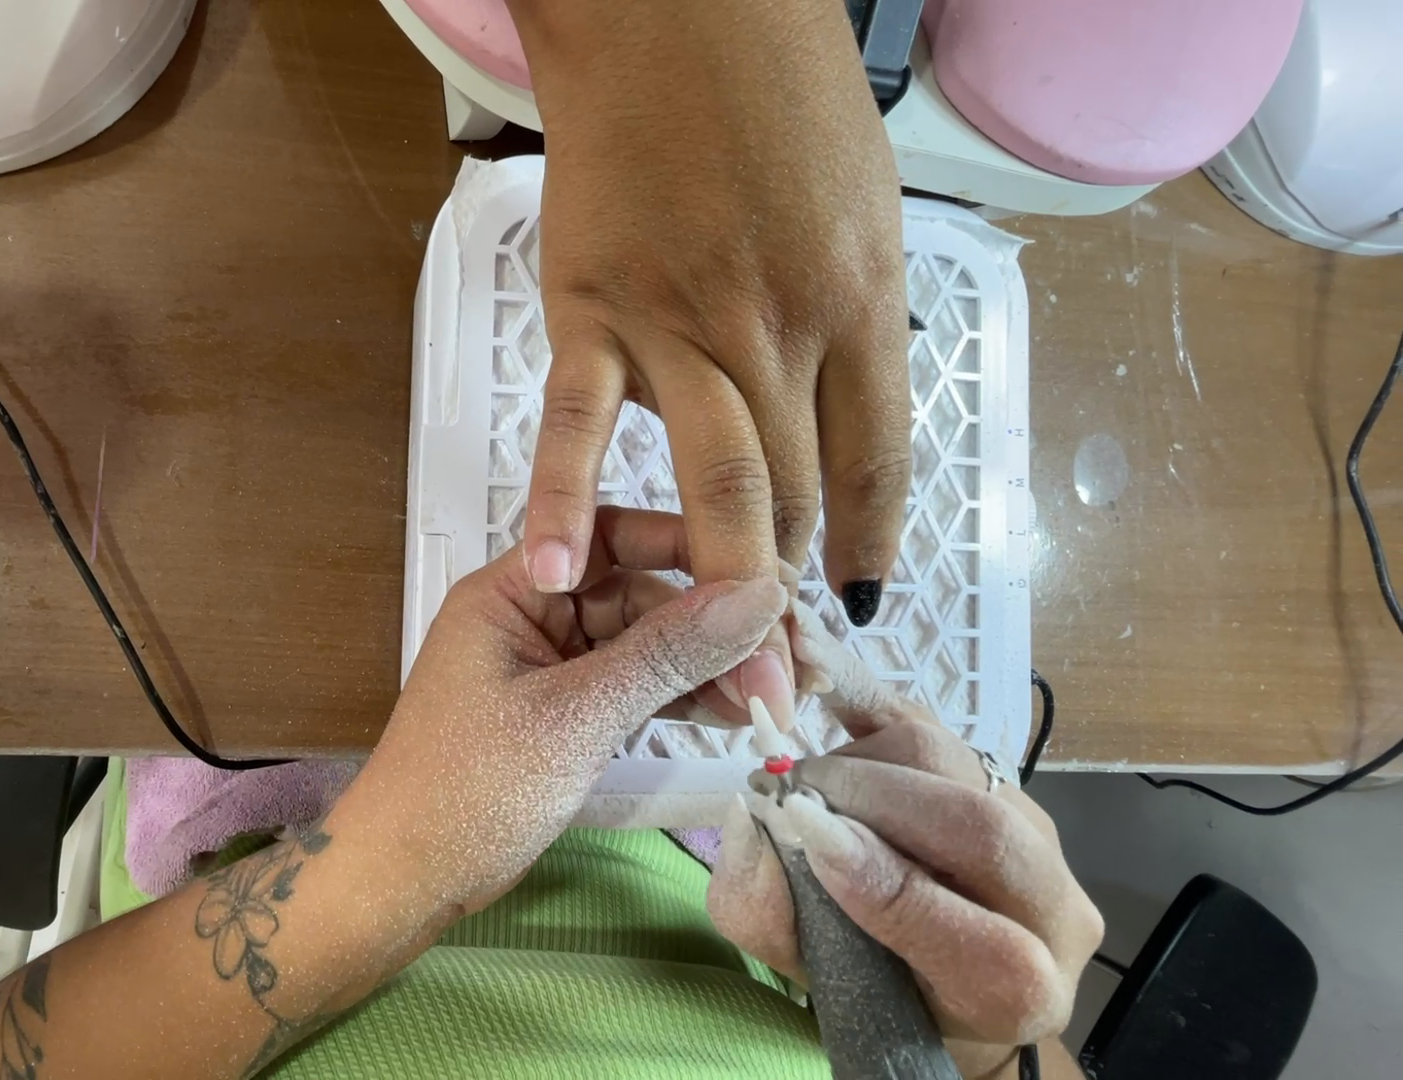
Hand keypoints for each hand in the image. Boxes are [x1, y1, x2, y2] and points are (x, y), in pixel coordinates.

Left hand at [339, 508, 787, 914]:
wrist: (413, 875)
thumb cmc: (470, 787)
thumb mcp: (575, 716)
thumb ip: (666, 653)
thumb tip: (757, 596)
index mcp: (513, 589)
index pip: (610, 536)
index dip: (688, 547)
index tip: (762, 577)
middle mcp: (535, 612)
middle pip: (639, 593)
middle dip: (711, 625)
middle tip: (788, 664)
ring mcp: (554, 662)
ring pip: (645, 642)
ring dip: (706, 665)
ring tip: (777, 695)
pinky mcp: (569, 707)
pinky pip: (636, 684)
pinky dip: (680, 696)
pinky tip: (734, 711)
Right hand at [505, 0, 911, 730]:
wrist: (671, 8)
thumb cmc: (774, 90)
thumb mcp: (857, 198)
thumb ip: (848, 312)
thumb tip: (827, 403)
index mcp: (859, 295)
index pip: (874, 456)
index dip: (870, 541)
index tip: (861, 605)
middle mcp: (778, 326)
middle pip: (795, 487)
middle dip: (795, 592)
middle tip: (786, 676)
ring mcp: (677, 326)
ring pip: (710, 476)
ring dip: (715, 581)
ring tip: (712, 666)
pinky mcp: (590, 316)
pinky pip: (577, 425)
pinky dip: (561, 501)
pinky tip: (551, 575)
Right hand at [707, 650, 1101, 1076]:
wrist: (925, 956)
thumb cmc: (865, 977)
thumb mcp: (802, 967)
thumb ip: (762, 909)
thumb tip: (747, 820)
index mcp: (1015, 995)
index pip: (991, 949)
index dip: (887, 883)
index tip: (802, 830)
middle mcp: (1051, 911)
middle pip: (976, 825)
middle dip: (863, 794)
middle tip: (788, 791)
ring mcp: (1034, 830)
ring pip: (946, 757)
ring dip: (856, 757)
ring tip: (806, 781)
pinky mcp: (991, 768)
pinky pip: (925, 717)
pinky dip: (860, 695)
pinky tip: (813, 673)